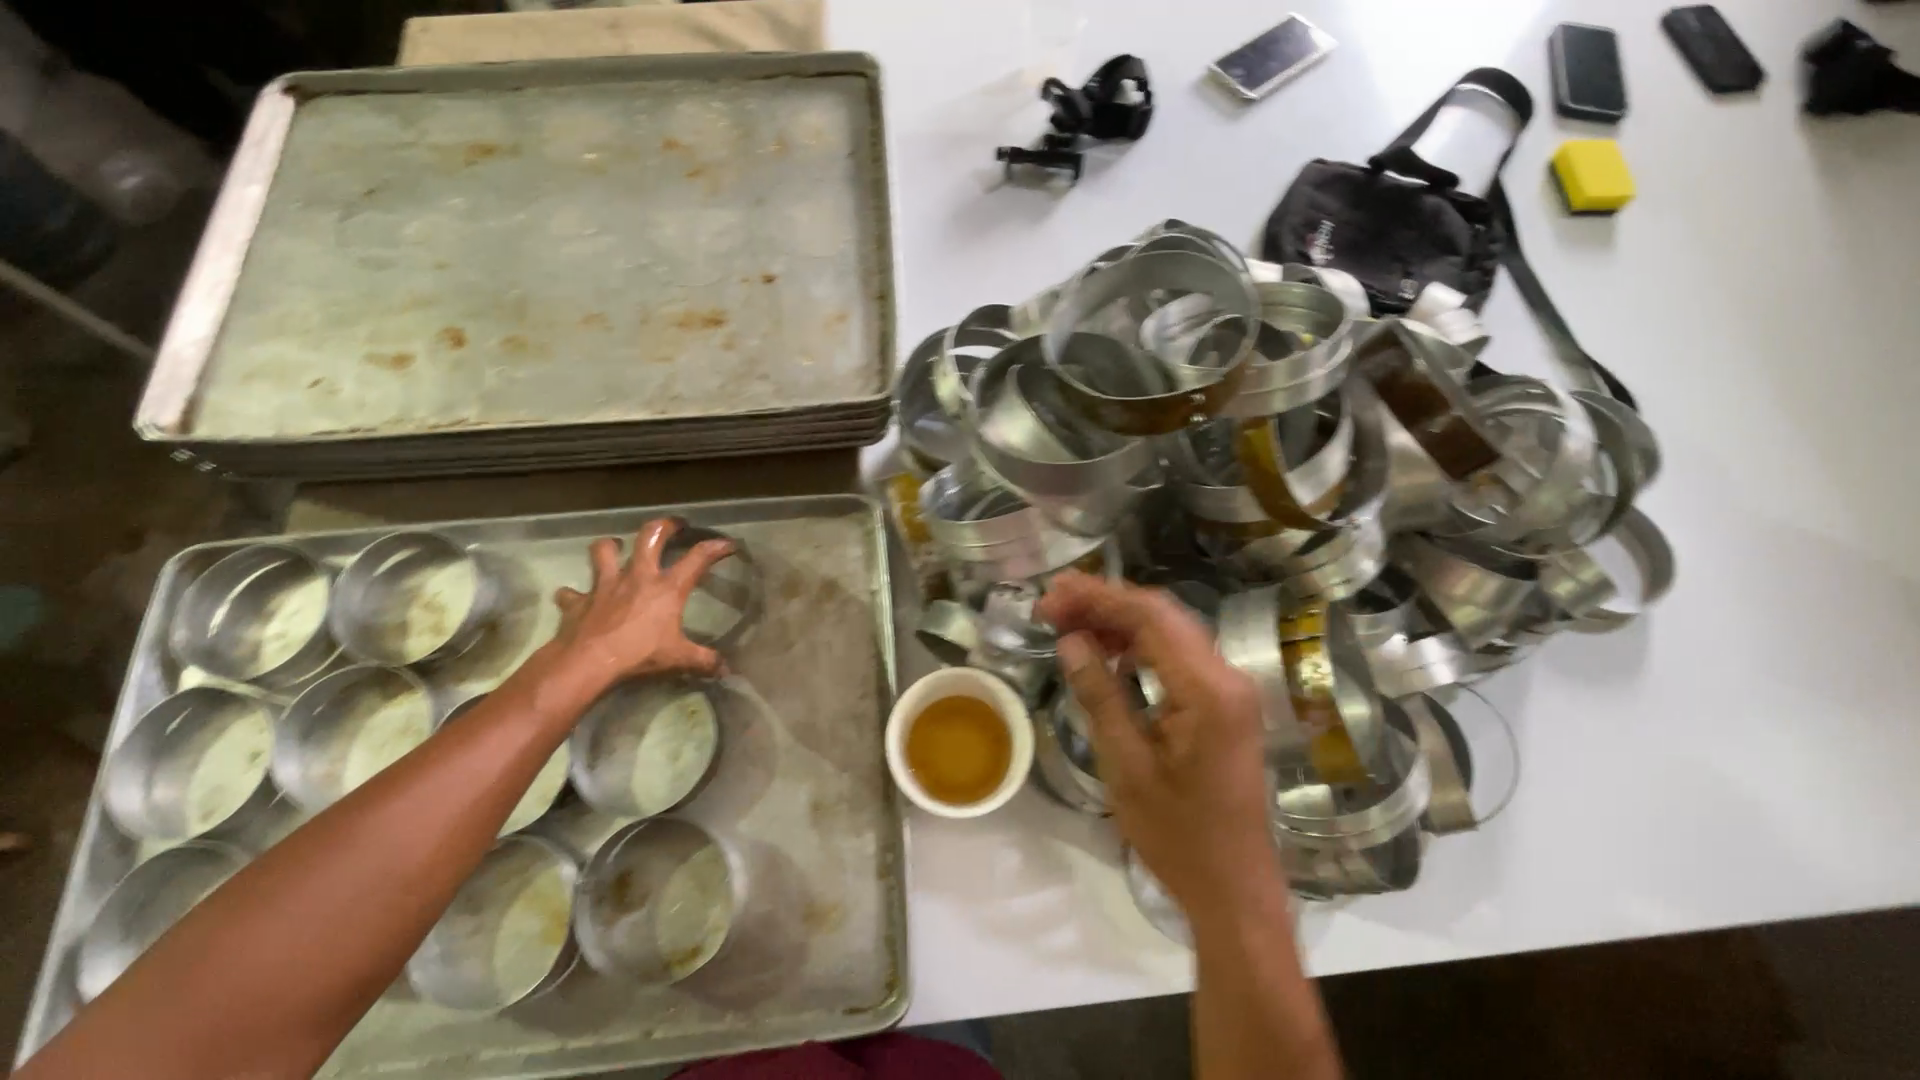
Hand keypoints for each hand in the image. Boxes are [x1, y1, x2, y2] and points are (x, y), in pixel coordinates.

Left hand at [547, 519, 734, 697]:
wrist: (588, 662)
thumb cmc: (639, 655)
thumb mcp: (678, 660)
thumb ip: (704, 661)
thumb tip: (727, 670)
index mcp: (666, 588)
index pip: (698, 558)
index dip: (716, 548)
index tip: (728, 544)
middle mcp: (637, 577)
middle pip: (650, 536)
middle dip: (664, 526)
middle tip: (673, 526)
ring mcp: (605, 585)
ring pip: (604, 551)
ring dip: (610, 546)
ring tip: (616, 547)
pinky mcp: (579, 600)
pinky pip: (571, 593)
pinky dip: (573, 594)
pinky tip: (576, 598)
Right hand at [1038, 572, 1279, 923]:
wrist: (1233, 886)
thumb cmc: (1178, 836)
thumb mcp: (1125, 767)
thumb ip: (1100, 696)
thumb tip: (1072, 642)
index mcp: (1207, 690)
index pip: (1150, 617)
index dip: (1097, 598)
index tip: (1050, 598)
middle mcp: (1227, 677)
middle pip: (1163, 616)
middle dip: (1106, 603)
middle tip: (1052, 606)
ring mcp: (1231, 690)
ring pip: (1172, 632)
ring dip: (1122, 622)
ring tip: (1070, 624)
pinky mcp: (1226, 706)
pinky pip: (1181, 658)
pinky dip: (1142, 646)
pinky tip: (1109, 654)